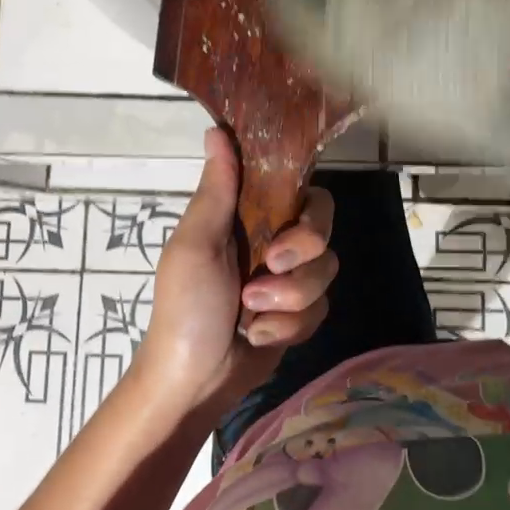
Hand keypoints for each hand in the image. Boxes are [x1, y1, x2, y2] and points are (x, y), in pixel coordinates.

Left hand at [131, 128, 338, 415]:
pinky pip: (319, 310)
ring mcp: (287, 280)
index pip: (299, 190)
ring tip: (251, 314)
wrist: (193, 380)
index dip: (305, 206)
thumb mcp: (195, 244)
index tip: (289, 223)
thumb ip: (215, 189)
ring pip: (324, 273)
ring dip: (289, 298)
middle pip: (322, 230)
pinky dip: (287, 326)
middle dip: (301, 255)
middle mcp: (272, 241)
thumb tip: (216, 129)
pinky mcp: (297, 315)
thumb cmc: (185, 306)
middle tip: (269, 268)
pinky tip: (257, 335)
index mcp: (245, 217)